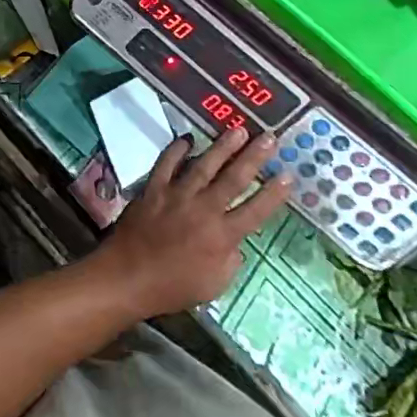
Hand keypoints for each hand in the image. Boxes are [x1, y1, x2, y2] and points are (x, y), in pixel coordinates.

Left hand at [93, 126, 291, 317]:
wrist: (127, 277)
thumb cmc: (172, 287)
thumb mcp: (213, 286)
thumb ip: (230, 261)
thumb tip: (236, 242)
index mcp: (221, 236)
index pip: (256, 210)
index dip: (274, 193)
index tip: (289, 175)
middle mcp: (203, 209)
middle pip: (234, 178)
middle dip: (254, 157)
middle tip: (269, 137)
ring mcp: (177, 195)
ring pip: (204, 164)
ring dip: (222, 146)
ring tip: (238, 129)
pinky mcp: (153, 188)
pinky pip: (167, 163)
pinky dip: (177, 149)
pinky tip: (187, 138)